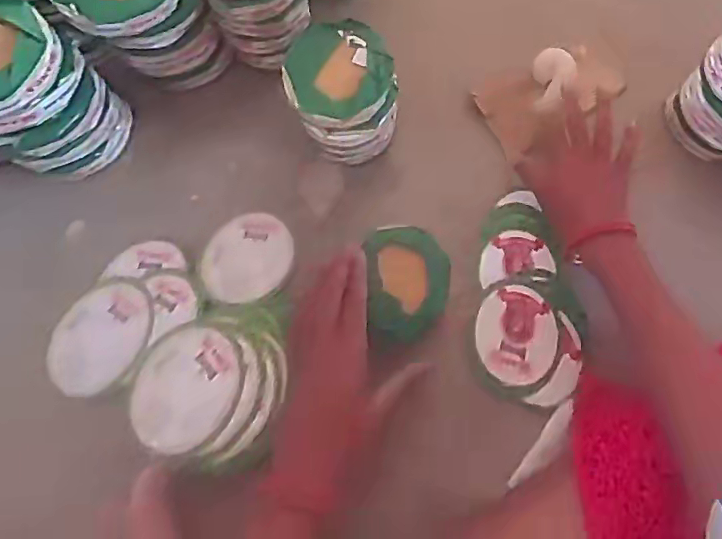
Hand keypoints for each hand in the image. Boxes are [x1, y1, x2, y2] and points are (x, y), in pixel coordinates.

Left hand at [262, 249, 426, 522]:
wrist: (301, 473)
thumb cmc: (345, 445)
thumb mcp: (377, 415)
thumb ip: (401, 384)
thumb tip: (428, 363)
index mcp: (348, 354)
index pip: (353, 306)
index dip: (357, 278)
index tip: (361, 254)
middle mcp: (324, 347)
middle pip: (329, 299)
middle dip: (338, 271)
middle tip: (347, 247)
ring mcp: (305, 353)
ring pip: (310, 307)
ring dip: (320, 281)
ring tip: (329, 260)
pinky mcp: (292, 363)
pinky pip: (297, 322)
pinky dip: (304, 302)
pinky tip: (308, 293)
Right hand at [517, 95, 640, 240]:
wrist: (597, 233)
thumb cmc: (565, 215)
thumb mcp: (541, 193)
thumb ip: (529, 173)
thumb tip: (516, 156)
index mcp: (561, 157)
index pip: (553, 129)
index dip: (549, 112)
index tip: (545, 95)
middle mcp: (582, 153)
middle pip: (577, 123)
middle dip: (573, 103)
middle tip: (572, 83)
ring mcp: (603, 160)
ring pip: (603, 130)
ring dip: (605, 111)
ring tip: (606, 92)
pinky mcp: (620, 170)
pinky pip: (626, 151)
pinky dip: (631, 138)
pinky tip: (634, 124)